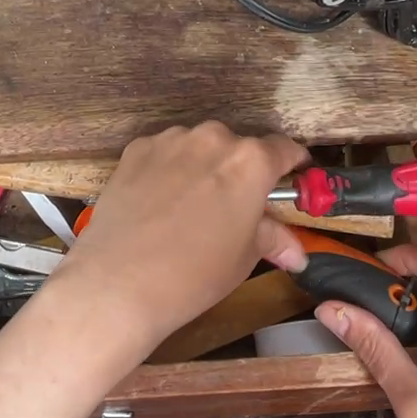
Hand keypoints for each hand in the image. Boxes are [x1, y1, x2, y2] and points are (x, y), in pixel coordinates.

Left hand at [51, 121, 309, 350]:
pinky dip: (167, 170)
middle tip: (233, 206)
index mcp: (250, 161)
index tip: (292, 176)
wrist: (120, 280)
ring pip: (198, 147)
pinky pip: (164, 153)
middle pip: (237, 147)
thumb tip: (296, 251)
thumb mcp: (244, 258)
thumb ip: (272, 238)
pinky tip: (158, 204)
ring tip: (190, 207)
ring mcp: (171, 139)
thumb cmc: (195, 273)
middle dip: (239, 171)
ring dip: (202, 167)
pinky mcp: (137, 148)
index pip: (284, 149)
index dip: (291, 163)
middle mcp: (213, 137)